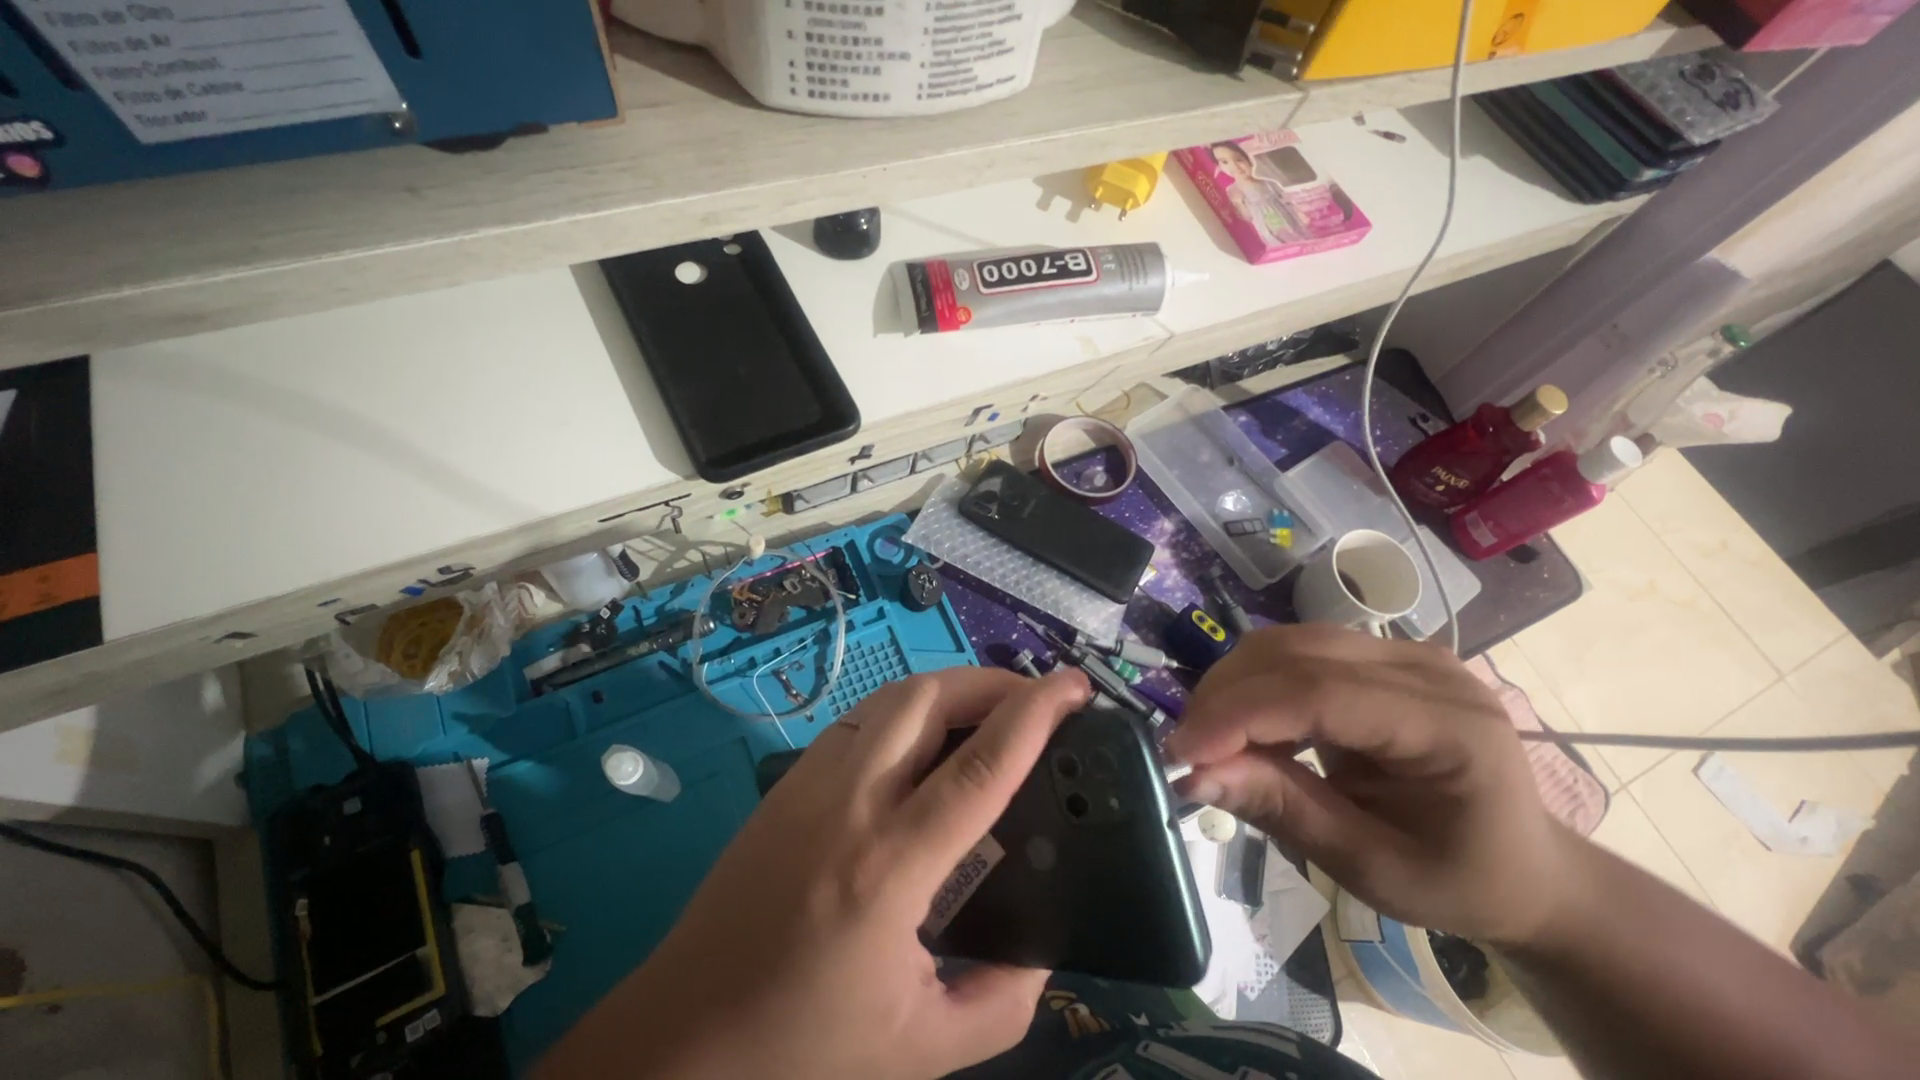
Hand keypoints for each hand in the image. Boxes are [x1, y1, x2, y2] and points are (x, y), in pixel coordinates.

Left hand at [536, 667, 1092, 1079]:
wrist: (682, 1037)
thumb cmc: (802, 1046)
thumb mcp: (924, 1046)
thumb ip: (1002, 1001)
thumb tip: (1040, 952)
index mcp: (891, 865)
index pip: (980, 764)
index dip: (1036, 714)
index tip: (1076, 685)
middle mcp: (848, 803)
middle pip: (928, 699)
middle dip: (992, 682)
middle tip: (1038, 699)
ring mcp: (806, 785)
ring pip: (888, 699)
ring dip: (947, 690)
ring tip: (988, 714)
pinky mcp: (782, 789)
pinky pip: (856, 723)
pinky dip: (905, 712)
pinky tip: (924, 746)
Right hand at [1166, 625, 1572, 945]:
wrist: (1522, 866)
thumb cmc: (1457, 881)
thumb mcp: (1372, 868)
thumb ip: (1286, 811)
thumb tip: (1195, 776)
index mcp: (1449, 726)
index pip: (1322, 692)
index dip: (1241, 715)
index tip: (1180, 754)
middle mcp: (1429, 669)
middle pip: (1297, 653)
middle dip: (1224, 697)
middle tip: (1184, 754)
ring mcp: (1406, 654)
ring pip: (1288, 642)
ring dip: (1233, 686)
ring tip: (1209, 743)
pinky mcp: (1382, 656)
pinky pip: (1298, 652)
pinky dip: (1256, 685)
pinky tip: (1245, 728)